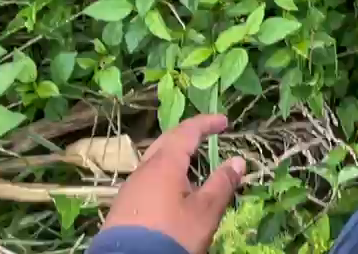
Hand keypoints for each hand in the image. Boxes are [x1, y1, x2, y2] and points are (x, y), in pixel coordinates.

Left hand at [102, 114, 245, 253]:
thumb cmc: (171, 235)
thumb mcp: (205, 212)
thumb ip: (222, 183)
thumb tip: (238, 160)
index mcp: (165, 164)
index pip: (187, 131)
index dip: (207, 123)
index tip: (224, 122)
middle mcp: (143, 172)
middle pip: (166, 143)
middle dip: (187, 135)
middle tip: (205, 134)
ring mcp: (128, 192)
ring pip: (153, 164)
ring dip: (174, 159)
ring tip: (191, 168)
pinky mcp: (120, 212)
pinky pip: (146, 183)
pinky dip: (162, 178)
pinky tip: (170, 196)